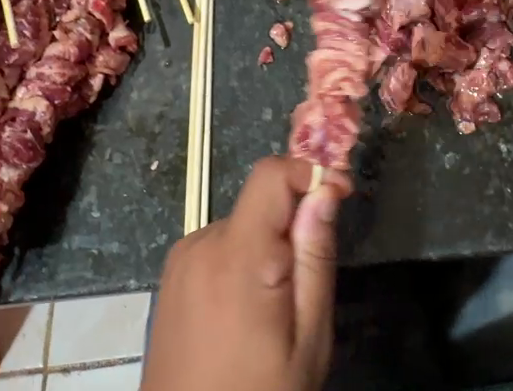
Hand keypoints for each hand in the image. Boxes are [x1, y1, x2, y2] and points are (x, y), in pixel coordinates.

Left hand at [142, 157, 350, 390]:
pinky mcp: (171, 277)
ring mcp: (181, 259)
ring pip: (242, 228)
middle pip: (260, 204)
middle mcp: (201, 243)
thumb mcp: (307, 338)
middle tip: (308, 286)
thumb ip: (315, 258)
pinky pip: (219, 249)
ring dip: (267, 250)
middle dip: (292, 228)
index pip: (271, 174)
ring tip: (275, 312)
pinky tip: (244, 315)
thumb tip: (325, 190)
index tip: (341, 196)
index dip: (310, 174)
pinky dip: (242, 265)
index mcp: (237, 254)